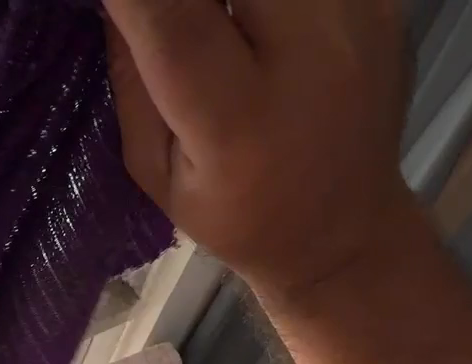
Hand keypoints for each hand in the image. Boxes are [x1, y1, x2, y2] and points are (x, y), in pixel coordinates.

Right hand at [103, 0, 416, 296]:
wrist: (341, 231)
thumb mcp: (157, 175)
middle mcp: (309, 56)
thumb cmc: (234, 216)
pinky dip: (265, 3)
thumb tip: (113, 3)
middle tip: (168, 18)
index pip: (172, 18)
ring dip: (231, 0)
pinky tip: (256, 29)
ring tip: (216, 31)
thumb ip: (133, 86)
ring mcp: (358, 17)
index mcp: (238, 121)